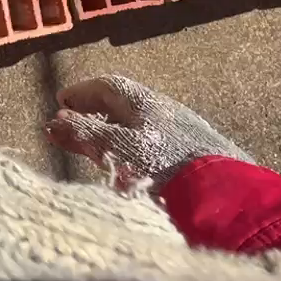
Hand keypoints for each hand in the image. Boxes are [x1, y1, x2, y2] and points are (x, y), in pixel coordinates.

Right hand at [45, 75, 252, 189]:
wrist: (226, 194)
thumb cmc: (163, 164)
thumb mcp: (116, 147)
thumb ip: (83, 133)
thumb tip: (54, 119)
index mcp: (144, 100)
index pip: (106, 85)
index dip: (80, 93)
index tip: (59, 105)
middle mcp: (164, 110)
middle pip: (121, 106)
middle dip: (92, 116)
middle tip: (72, 130)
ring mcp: (183, 132)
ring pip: (138, 127)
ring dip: (111, 135)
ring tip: (96, 152)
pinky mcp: (196, 155)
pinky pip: (154, 145)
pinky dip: (131, 150)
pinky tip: (130, 170)